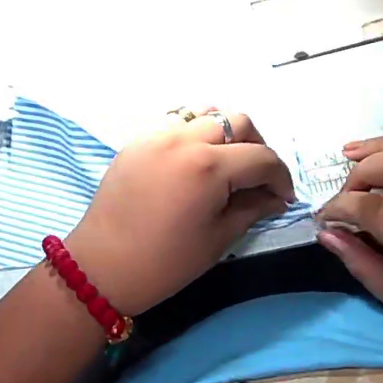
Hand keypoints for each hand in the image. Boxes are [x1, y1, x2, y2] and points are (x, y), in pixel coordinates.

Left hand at [66, 111, 295, 314]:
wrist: (101, 268)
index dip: (280, 178)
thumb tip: (274, 197)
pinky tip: (194, 163)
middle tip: (257, 179)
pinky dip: (194, 134)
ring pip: (205, 114)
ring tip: (226, 164)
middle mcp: (184, 139)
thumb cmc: (165, 262)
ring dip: (225, 133)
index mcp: (208, 165)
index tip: (282, 198)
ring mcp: (156, 135)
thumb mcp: (218, 238)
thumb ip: (252, 208)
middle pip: (237, 122)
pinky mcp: (137, 142)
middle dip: (256, 147)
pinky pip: (175, 123)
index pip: (261, 158)